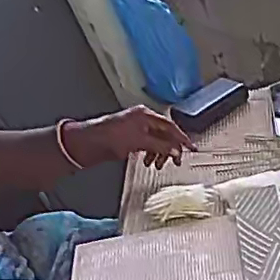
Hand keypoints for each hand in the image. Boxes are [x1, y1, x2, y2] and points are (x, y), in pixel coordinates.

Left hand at [63, 106, 193, 169]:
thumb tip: (176, 150)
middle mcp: (142, 120)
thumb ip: (161, 146)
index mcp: (145, 115)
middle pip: (165, 134)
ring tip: (157, 164)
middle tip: (175, 160)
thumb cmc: (109, 137)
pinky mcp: (131, 138)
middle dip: (170, 149)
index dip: (182, 138)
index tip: (191, 147)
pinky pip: (148, 145)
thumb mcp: (141, 142)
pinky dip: (151, 154)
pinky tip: (148, 161)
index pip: (170, 126)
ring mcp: (136, 129)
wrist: (89, 143)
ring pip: (157, 141)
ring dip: (159, 154)